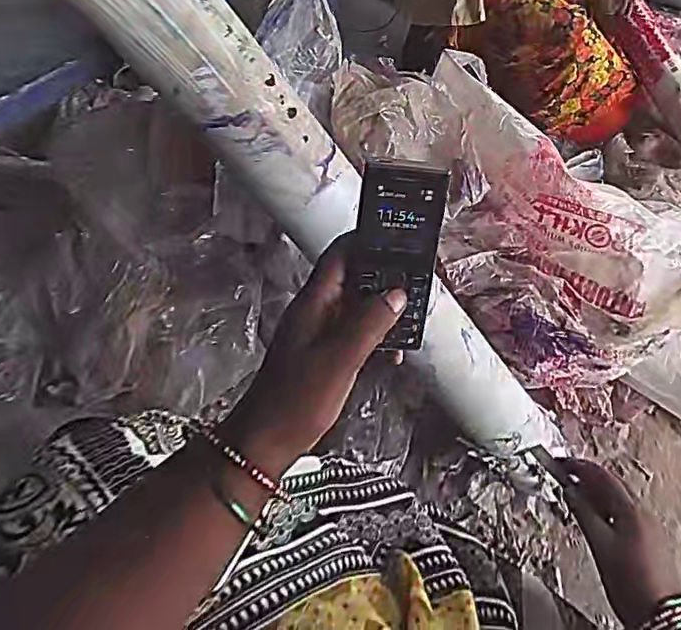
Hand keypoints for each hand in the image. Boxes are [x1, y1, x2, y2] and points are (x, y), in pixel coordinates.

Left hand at [218, 235, 405, 475]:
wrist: (267, 442)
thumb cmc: (294, 401)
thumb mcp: (340, 359)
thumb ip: (369, 323)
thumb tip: (396, 294)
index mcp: (314, 302)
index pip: (340, 255)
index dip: (365, 242)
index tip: (394, 238)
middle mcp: (316, 311)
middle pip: (353, 278)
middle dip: (382, 277)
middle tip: (413, 280)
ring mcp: (320, 332)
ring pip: (357, 307)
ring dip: (382, 309)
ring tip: (409, 315)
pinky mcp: (325, 354)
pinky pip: (355, 333)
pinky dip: (375, 336)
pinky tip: (392, 350)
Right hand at [555, 458, 675, 627]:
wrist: (661, 617)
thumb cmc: (631, 583)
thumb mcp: (600, 544)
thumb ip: (582, 512)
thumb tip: (569, 491)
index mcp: (632, 510)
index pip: (602, 475)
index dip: (579, 466)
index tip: (561, 463)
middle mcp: (644, 514)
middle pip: (613, 484)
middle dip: (588, 477)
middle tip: (566, 475)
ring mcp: (650, 528)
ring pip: (618, 499)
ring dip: (597, 493)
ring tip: (576, 495)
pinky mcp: (650, 542)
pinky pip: (625, 514)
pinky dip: (607, 508)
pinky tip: (595, 517)